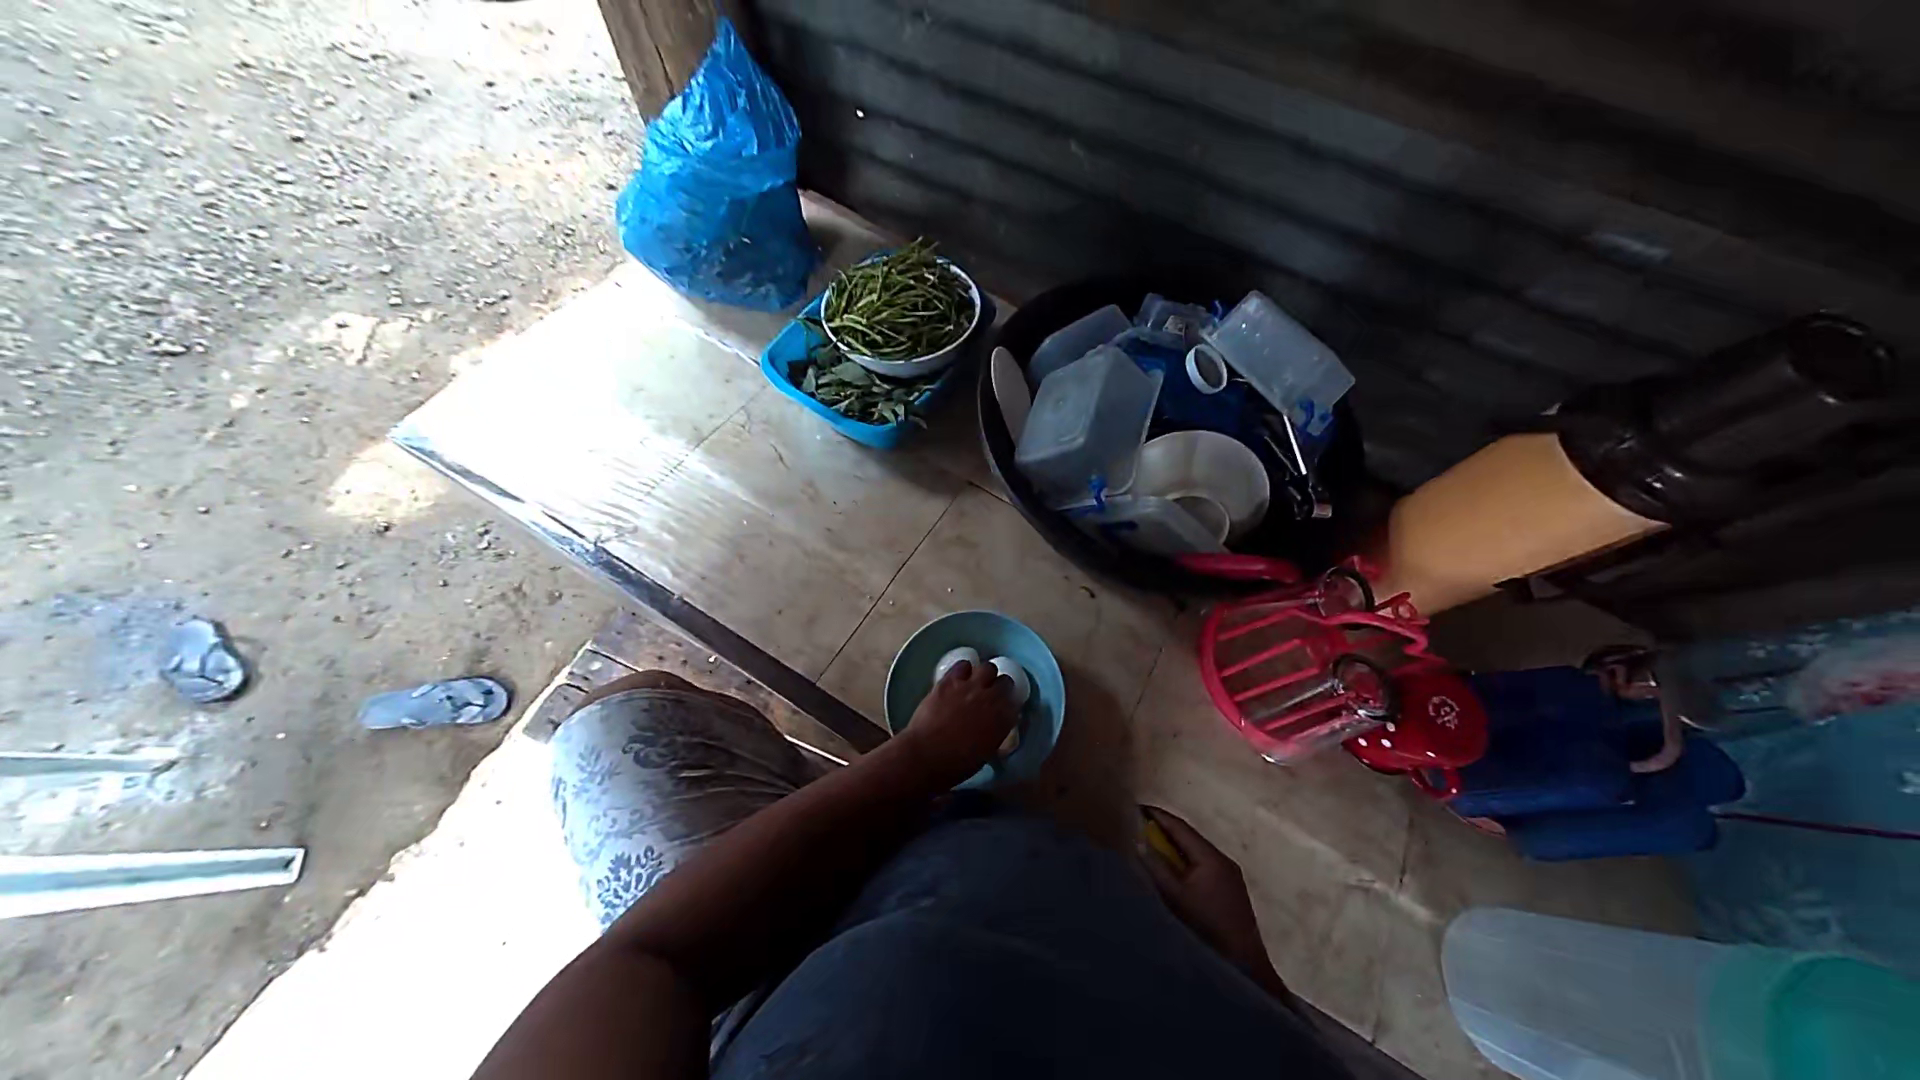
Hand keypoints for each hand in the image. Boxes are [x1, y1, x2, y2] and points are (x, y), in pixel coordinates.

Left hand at [893, 660, 1017, 788]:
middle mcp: (992, 698)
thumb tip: (995, 727)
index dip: (1009, 704)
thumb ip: (995, 734)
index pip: (1016, 702)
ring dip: (984, 674)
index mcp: (1003, 719)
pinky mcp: (950, 680)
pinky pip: (963, 665)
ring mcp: (970, 686)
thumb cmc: (957, 764)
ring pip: (987, 667)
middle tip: (991, 693)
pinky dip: (963, 669)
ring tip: (975, 682)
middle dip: (1000, 686)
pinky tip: (958, 677)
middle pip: (1005, 681)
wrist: (927, 755)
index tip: (1004, 707)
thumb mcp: (986, 752)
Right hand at [1138, 806, 1289, 998]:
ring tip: (1150, 844)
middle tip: (1138, 825)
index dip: (1157, 816)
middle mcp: (1223, 860)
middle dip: (1164, 830)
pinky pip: (1203, 865)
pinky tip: (1172, 869)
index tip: (1136, 808)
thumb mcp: (1175, 896)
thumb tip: (1137, 841)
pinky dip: (1185, 861)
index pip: (1180, 827)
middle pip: (1189, 837)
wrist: (1244, 966)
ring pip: (1196, 851)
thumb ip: (1155, 867)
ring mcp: (1230, 876)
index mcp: (1211, 857)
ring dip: (1174, 846)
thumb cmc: (1206, 927)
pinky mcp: (1230, 890)